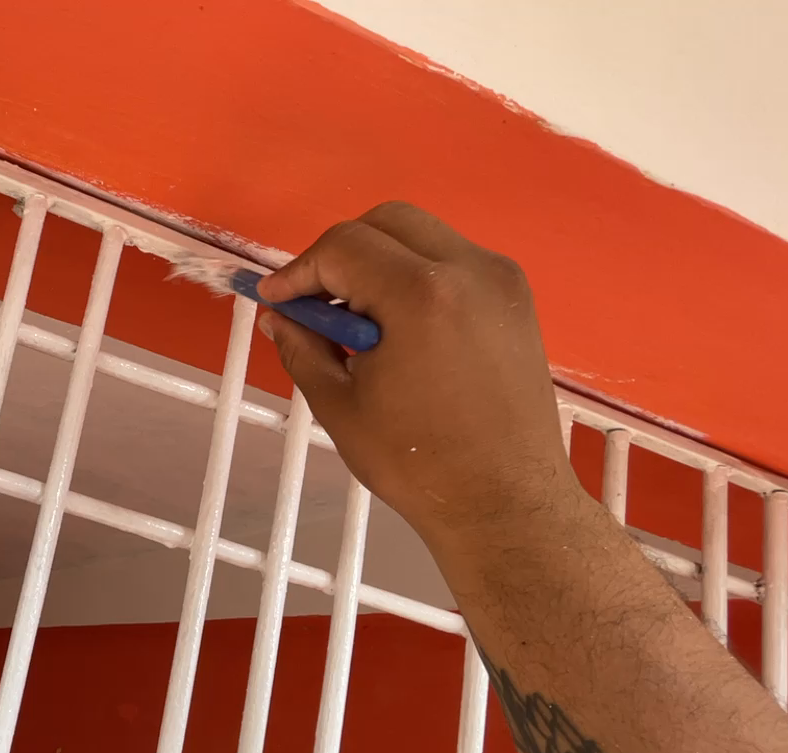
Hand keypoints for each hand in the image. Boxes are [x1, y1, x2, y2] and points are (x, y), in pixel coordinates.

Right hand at [257, 203, 583, 556]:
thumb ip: (303, 348)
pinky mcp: (514, 299)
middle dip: (336, 254)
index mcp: (420, 295)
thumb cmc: (410, 458)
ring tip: (351, 322)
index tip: (273, 301)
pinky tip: (392, 329)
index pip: (344, 247)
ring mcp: (500, 280)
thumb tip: (280, 317)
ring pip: (421, 236)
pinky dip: (409, 277)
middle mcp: (468, 269)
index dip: (298, 270)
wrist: (501, 496)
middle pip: (387, 222)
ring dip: (374, 263)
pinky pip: (449, 262)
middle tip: (310, 304)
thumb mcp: (338, 404)